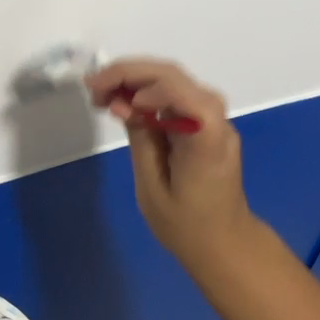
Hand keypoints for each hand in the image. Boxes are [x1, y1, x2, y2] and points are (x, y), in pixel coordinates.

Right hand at [85, 58, 258, 260]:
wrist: (226, 245)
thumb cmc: (187, 226)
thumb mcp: (152, 188)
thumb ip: (141, 140)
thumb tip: (124, 104)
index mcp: (205, 138)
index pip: (177, 88)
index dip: (139, 81)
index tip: (106, 97)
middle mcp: (216, 120)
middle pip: (173, 76)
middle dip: (129, 74)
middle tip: (93, 88)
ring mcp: (214, 120)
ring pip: (174, 82)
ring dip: (136, 81)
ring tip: (102, 96)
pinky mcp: (206, 125)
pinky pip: (177, 97)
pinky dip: (147, 94)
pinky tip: (124, 105)